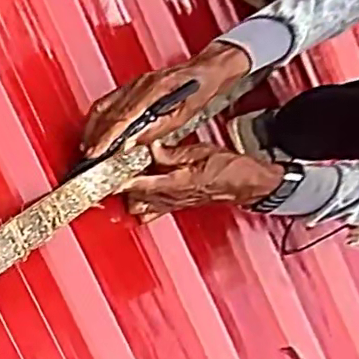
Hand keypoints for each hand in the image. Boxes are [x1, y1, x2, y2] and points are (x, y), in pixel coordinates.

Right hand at [81, 41, 251, 157]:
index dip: (106, 138)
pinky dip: (97, 119)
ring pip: (103, 108)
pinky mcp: (131, 86)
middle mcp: (140, 85)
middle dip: (94, 138)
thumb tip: (133, 144)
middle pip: (107, 114)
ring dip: (93, 130)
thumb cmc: (201, 87)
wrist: (209, 67)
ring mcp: (134, 84)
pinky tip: (96, 131)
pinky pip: (107, 102)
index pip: (121, 118)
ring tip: (89, 147)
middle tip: (88, 157)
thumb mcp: (184, 114)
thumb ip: (156, 130)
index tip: (96, 152)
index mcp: (153, 90)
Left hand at [124, 141, 283, 219]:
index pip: (141, 185)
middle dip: (123, 189)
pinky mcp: (174, 207)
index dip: (123, 181)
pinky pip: (151, 211)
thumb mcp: (201, 152)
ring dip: (131, 196)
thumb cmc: (231, 169)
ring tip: (126, 182)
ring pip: (140, 208)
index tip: (111, 175)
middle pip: (134, 199)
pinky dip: (142, 204)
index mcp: (177, 183)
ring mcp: (171, 206)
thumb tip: (152, 147)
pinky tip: (139, 194)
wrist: (248, 185)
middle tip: (117, 174)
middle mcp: (171, 198)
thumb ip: (173, 152)